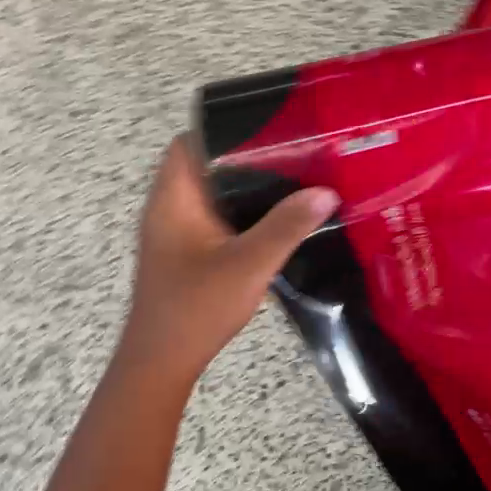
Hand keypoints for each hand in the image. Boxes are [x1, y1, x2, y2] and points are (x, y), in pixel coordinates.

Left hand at [118, 137, 338, 384]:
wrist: (163, 361)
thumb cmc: (196, 307)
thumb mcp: (249, 264)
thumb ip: (287, 226)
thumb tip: (326, 192)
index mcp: (173, 198)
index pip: (191, 142)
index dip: (226, 129)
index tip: (271, 128)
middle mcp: (169, 208)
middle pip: (208, 166)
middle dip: (249, 159)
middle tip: (297, 154)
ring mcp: (177, 233)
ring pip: (215, 195)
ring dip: (250, 189)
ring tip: (297, 182)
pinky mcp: (188, 254)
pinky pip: (219, 219)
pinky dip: (245, 214)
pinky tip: (280, 223)